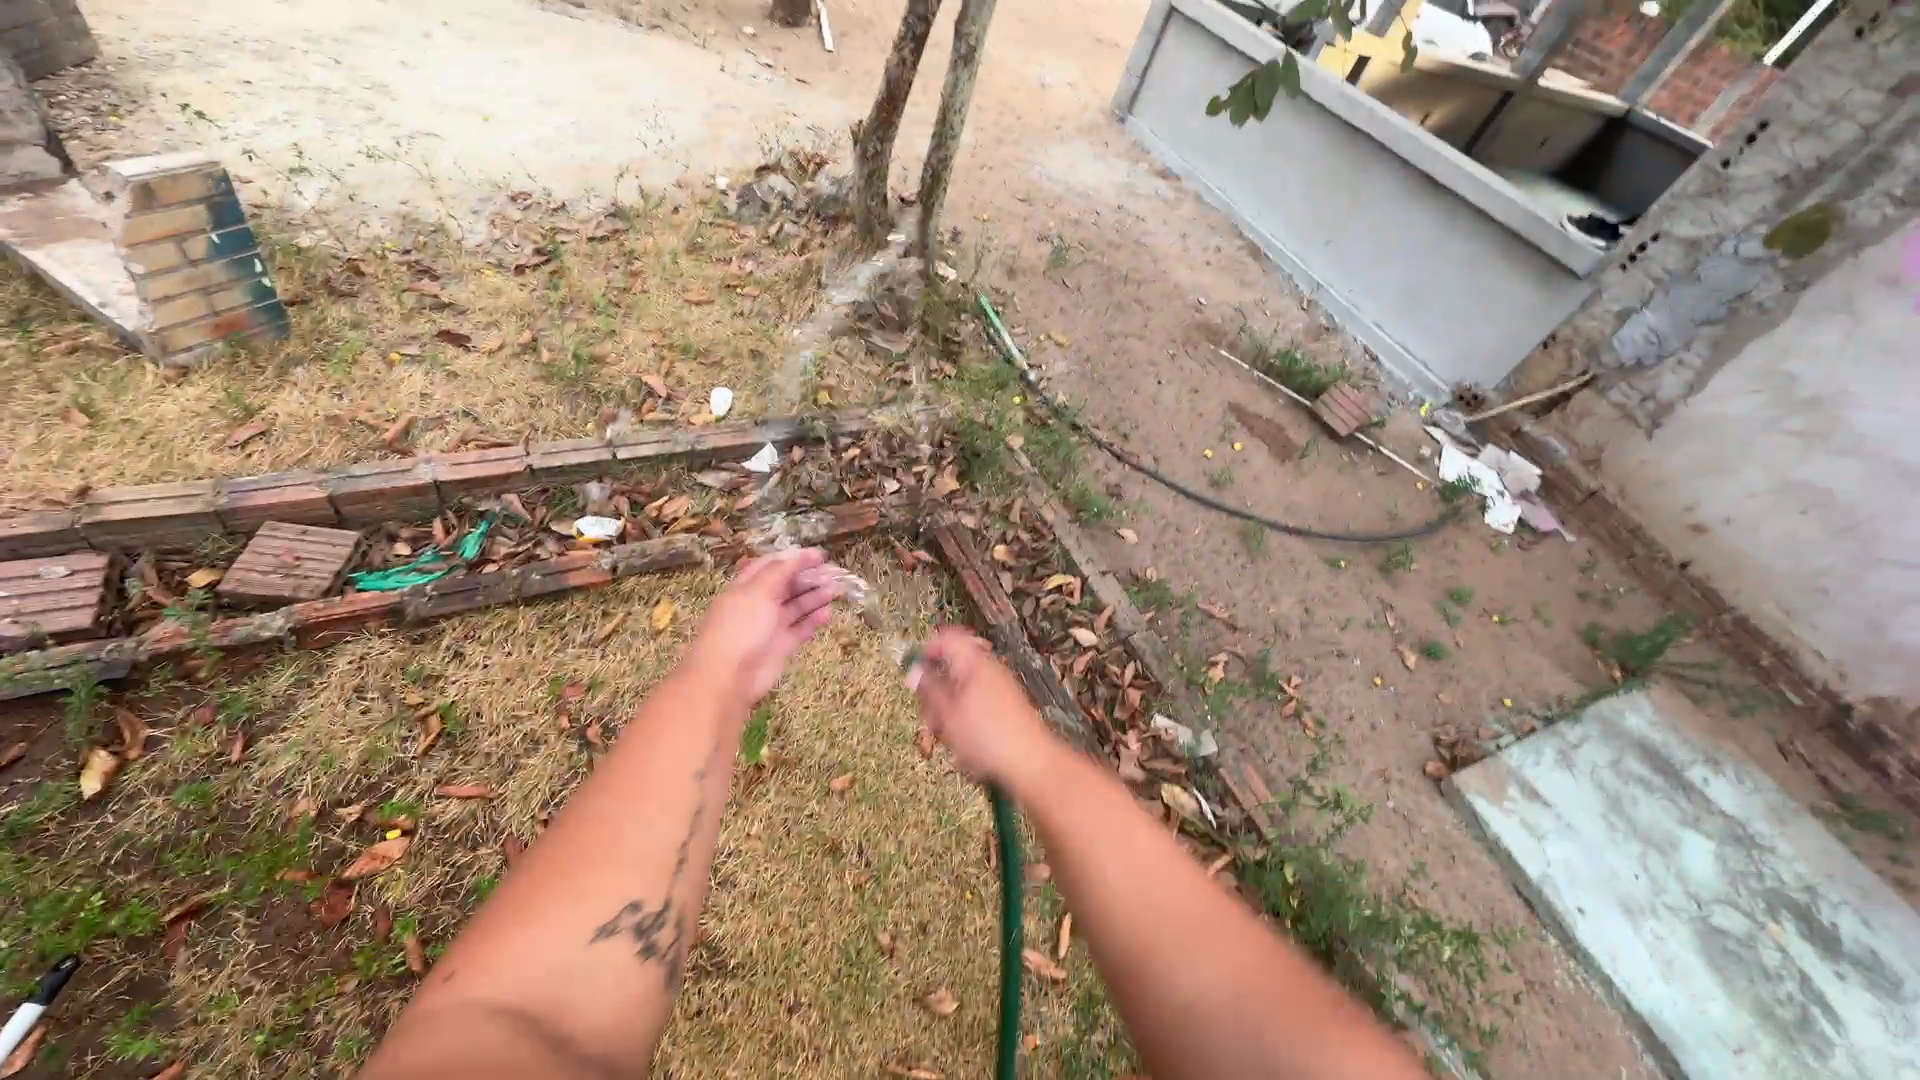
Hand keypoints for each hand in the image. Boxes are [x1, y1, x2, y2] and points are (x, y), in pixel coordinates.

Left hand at [685, 548, 838, 708]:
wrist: (729, 676)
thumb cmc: (740, 627)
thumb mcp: (758, 592)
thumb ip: (780, 572)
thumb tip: (797, 554)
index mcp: (746, 587)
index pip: (772, 565)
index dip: (794, 558)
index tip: (819, 555)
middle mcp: (758, 604)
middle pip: (786, 585)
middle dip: (808, 577)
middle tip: (833, 573)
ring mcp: (769, 626)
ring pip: (795, 606)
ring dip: (814, 597)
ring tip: (834, 591)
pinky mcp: (780, 646)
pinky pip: (800, 628)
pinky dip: (813, 620)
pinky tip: (827, 613)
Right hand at [910, 626, 1057, 788]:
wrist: (1031, 762)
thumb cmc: (986, 736)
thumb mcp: (947, 713)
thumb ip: (929, 689)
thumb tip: (914, 671)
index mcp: (973, 663)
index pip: (946, 639)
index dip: (927, 652)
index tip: (915, 675)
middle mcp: (989, 669)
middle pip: (953, 668)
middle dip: (937, 692)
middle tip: (930, 717)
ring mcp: (1000, 687)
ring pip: (963, 690)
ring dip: (949, 710)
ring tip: (946, 736)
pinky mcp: (1007, 707)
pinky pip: (978, 705)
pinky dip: (965, 719)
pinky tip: (965, 742)